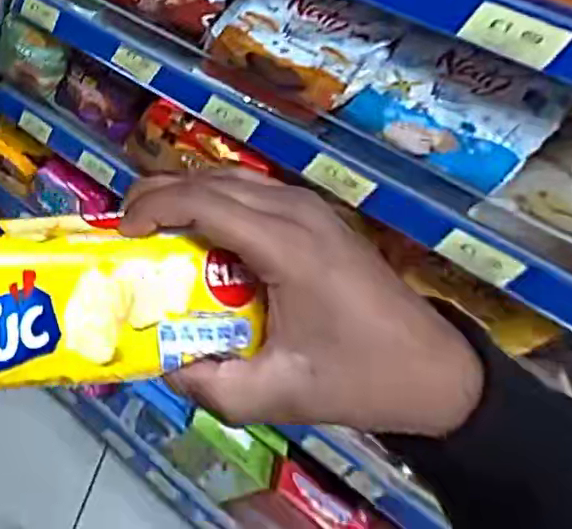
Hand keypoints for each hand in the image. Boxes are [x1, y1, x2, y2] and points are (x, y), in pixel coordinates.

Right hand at [119, 173, 483, 437]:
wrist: (448, 377)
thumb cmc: (365, 380)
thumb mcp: (287, 396)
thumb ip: (218, 388)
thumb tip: (164, 366)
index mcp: (287, 246)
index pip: (200, 201)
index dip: (151, 208)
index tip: (123, 234)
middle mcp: (292, 211)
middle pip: (202, 179)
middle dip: (153, 195)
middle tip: (126, 227)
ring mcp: (304, 204)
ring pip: (219, 175)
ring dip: (178, 192)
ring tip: (152, 223)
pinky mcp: (309, 209)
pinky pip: (240, 185)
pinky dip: (205, 195)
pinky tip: (196, 225)